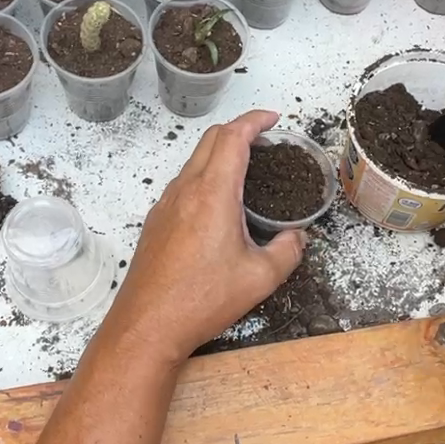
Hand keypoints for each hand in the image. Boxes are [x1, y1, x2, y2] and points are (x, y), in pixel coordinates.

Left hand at [102, 110, 305, 363]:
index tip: (272, 118)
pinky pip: (182, 186)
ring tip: (245, 171)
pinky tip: (219, 205)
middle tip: (264, 140)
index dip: (254, 120)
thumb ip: (288, 251)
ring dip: (220, 155)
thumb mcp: (260, 278)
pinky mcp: (156, 224)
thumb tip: (296, 239)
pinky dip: (205, 178)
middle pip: (210, 141)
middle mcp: (184, 192)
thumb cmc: (200, 300)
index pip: (233, 137)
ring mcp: (165, 206)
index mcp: (212, 193)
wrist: (147, 325)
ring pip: (193, 162)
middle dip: (239, 131)